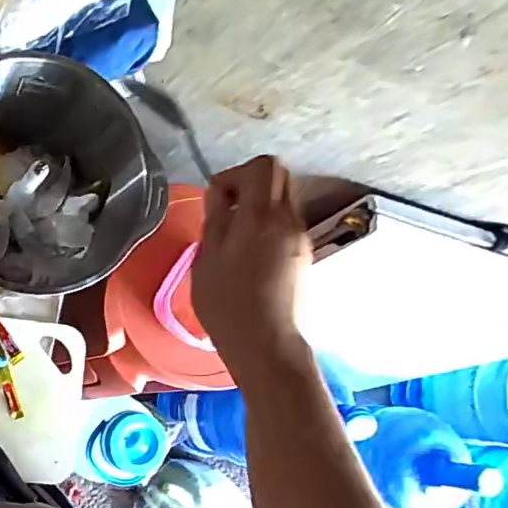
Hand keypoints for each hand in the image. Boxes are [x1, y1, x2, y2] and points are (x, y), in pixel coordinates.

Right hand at [192, 156, 311, 371]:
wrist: (265, 340)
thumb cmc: (225, 304)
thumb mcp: (206, 262)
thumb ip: (215, 222)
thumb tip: (218, 194)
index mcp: (260, 218)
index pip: (261, 167)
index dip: (233, 175)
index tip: (214, 200)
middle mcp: (287, 219)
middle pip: (277, 176)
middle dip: (247, 184)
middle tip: (223, 211)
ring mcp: (299, 235)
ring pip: (282, 198)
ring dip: (256, 205)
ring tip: (231, 236)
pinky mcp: (302, 252)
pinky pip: (284, 222)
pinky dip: (264, 224)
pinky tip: (245, 254)